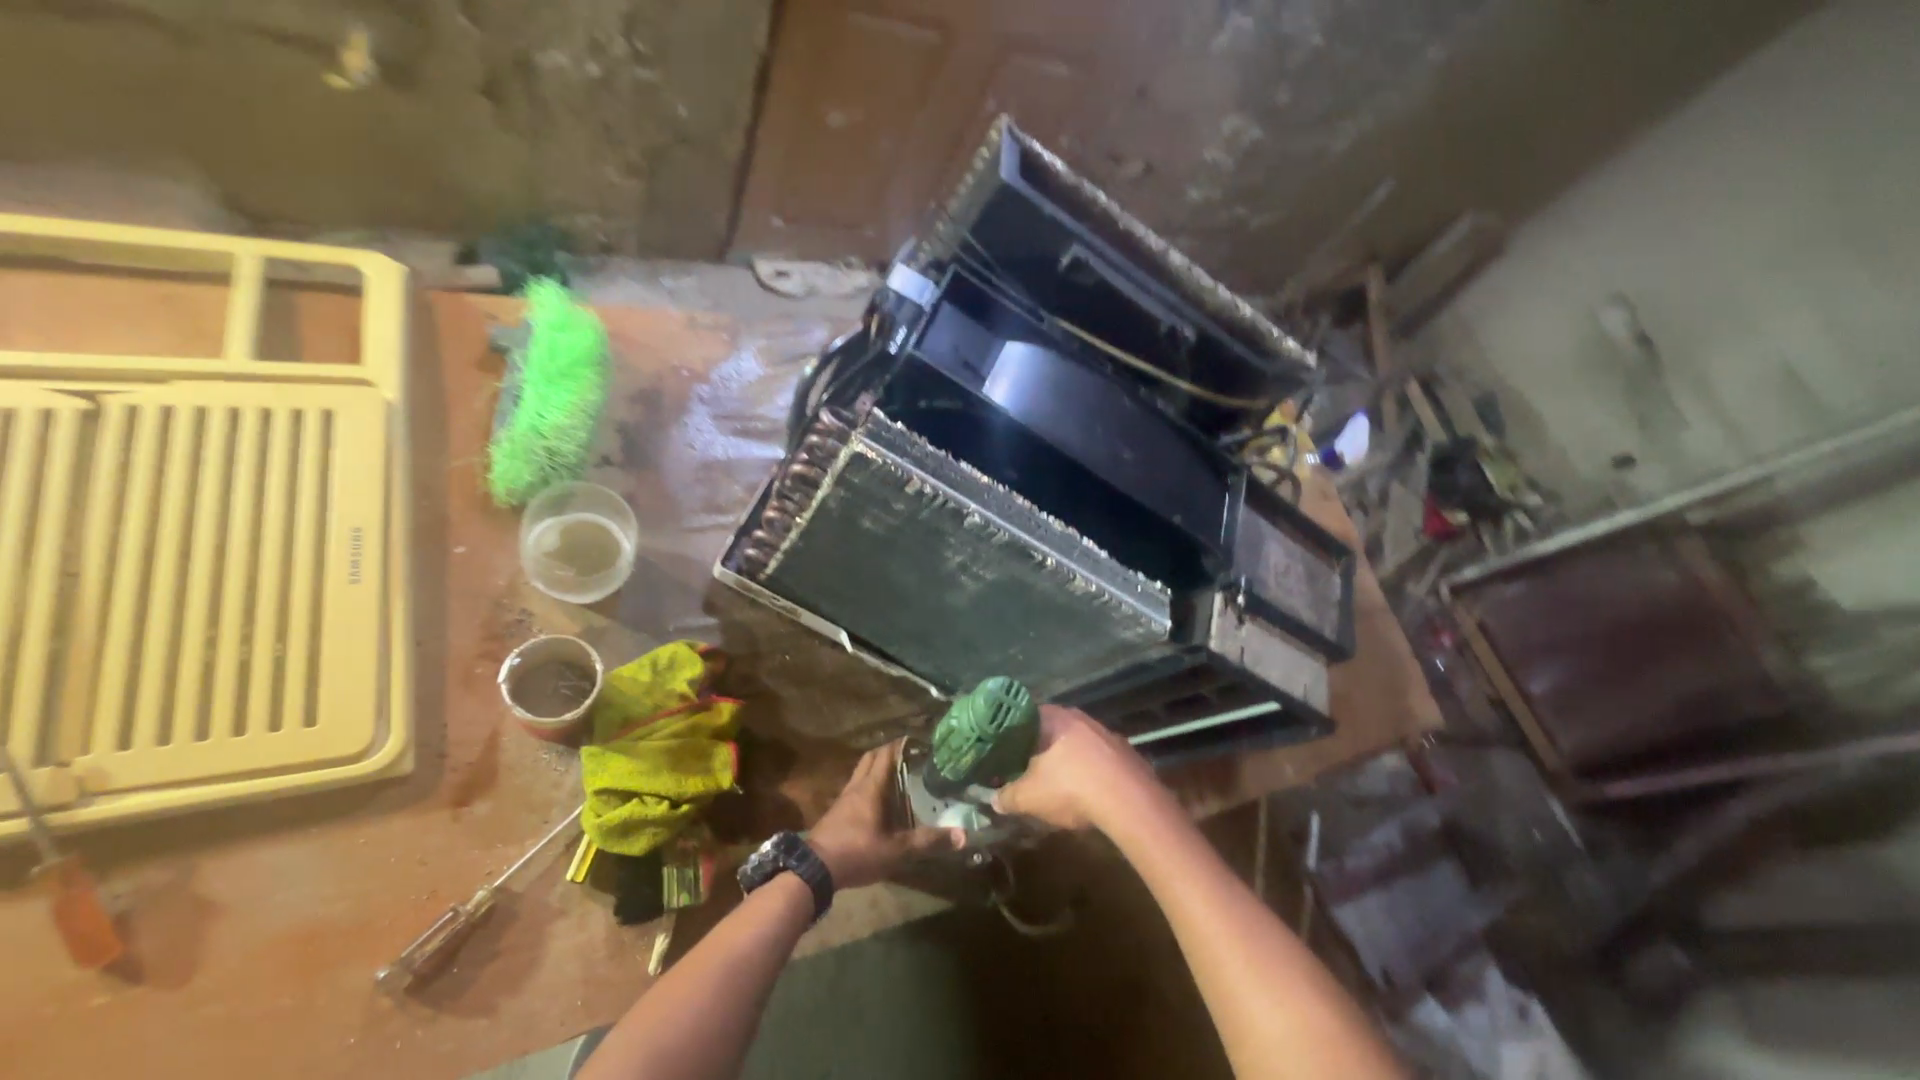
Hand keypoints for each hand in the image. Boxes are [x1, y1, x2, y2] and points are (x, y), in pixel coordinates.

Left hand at [808, 740, 962, 889]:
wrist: (815, 868)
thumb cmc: (858, 851)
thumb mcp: (897, 850)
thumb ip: (928, 841)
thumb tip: (962, 836)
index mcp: (872, 787)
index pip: (887, 753)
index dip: (903, 744)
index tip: (920, 741)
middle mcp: (857, 786)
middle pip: (871, 757)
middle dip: (890, 752)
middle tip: (911, 756)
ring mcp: (844, 798)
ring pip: (861, 772)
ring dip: (878, 768)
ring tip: (898, 775)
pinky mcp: (837, 812)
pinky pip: (856, 788)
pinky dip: (869, 786)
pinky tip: (879, 800)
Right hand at [992, 706, 1164, 831]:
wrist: (1130, 803)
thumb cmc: (1071, 789)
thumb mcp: (1029, 798)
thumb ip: (1007, 796)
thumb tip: (994, 799)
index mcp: (1054, 719)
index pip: (1025, 714)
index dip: (1012, 732)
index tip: (1004, 748)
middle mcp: (1081, 719)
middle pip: (1053, 728)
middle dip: (1040, 747)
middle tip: (1026, 766)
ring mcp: (1107, 734)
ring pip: (1078, 742)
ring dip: (1067, 758)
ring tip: (1056, 780)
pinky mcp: (1127, 753)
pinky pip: (1100, 758)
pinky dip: (1091, 770)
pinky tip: (1087, 790)